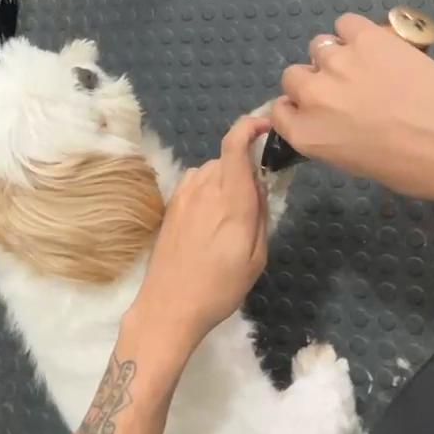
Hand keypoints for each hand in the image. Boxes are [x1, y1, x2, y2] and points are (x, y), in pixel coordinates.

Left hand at [131, 116, 273, 349]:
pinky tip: (207, 221)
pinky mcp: (171, 204)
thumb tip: (260, 184)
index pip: (236, 145)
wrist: (168, 307)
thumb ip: (261, 214)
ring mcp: (184, 194)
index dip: (250, 126)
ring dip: (225, 182)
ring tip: (228, 220)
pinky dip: (208, 191)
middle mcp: (206, 188)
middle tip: (254, 204)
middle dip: (244, 170)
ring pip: (211, 171)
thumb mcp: (256, 258)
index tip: (265, 127)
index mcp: (232, 200)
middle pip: (228, 158)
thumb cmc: (220, 288)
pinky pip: (196, 182)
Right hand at [273, 13, 433, 202]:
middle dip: (315, 82)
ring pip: (319, 47)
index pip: (280, 111)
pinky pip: (346, 23)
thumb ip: (329, 137)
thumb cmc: (414, 169)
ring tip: (367, 67)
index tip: (319, 111)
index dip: (298, 109)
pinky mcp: (367, 37)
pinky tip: (378, 47)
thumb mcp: (357, 164)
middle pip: (294, 76)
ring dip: (336, 56)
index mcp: (307, 135)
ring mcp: (338, 62)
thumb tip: (330, 118)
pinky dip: (357, 32)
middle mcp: (313, 95)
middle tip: (347, 91)